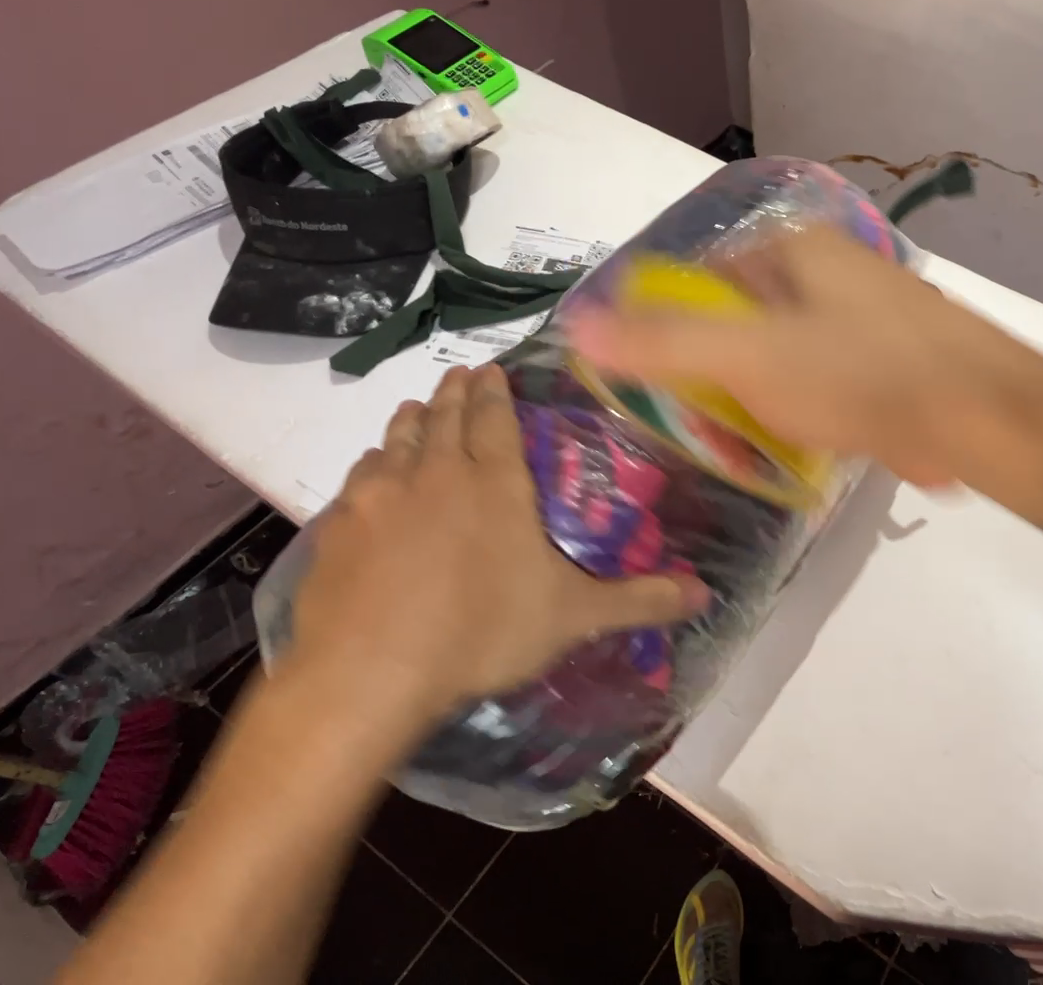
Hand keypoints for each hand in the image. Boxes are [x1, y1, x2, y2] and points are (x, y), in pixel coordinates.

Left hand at [285, 365, 707, 724]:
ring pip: (396, 439)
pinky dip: (372, 462)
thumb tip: (705, 594)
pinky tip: (372, 470)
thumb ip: (640, 601)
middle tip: (460, 374)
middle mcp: (437, 475)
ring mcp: (380, 496)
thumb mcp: (575, 618)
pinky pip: (359, 477)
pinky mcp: (337, 526)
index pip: (495, 420)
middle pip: (444, 418)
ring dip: (411, 419)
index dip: (494, 392)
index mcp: (496, 484)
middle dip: (454, 393)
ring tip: (416, 408)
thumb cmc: (483, 633)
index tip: (490, 369)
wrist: (369, 673)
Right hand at [568, 227, 1034, 487]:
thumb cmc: (860, 375)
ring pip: (788, 355)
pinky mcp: (892, 364)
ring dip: (764, 398)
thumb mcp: (748, 357)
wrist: (981, 417)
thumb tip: (577, 325)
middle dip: (722, 373)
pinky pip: (828, 383)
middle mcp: (834, 272)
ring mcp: (868, 318)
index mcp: (798, 250)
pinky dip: (807, 411)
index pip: (706, 279)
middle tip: (709, 425)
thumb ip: (663, 343)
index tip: (665, 386)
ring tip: (752, 441)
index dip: (675, 330)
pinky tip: (805, 442)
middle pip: (746, 319)